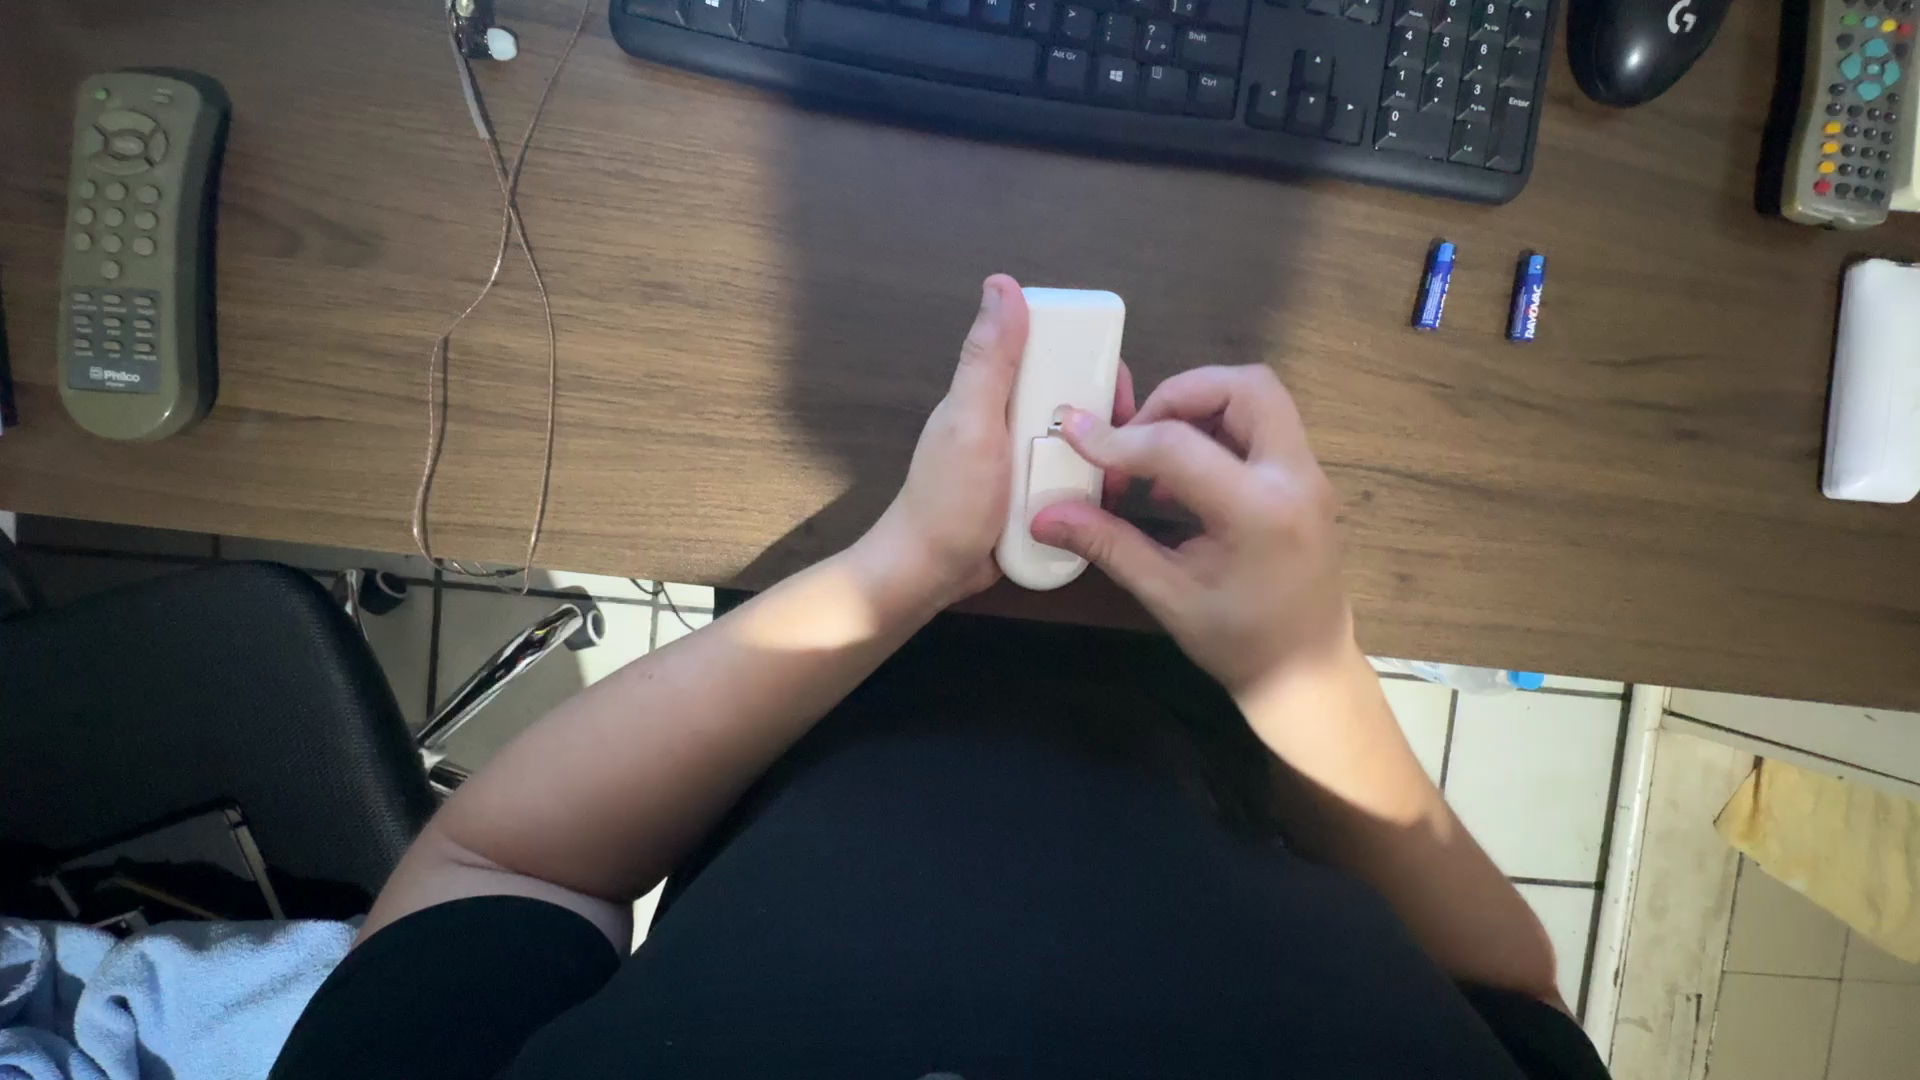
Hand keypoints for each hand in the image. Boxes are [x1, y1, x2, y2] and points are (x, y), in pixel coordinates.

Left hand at [860, 274, 1135, 609]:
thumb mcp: (971, 424)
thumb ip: (988, 361)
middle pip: (1074, 400)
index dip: (1092, 362)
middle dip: (1106, 419)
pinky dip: (1090, 485)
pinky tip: (1107, 501)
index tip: (1118, 392)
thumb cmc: (949, 500)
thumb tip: (1002, 285)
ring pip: (1079, 442)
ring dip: (1104, 458)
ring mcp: (1022, 458)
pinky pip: (1072, 478)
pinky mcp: (1032, 493)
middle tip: (1130, 450)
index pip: (1053, 354)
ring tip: (1123, 484)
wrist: (932, 572)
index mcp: (994, 391)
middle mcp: (1010, 417)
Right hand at [1030, 365, 1350, 696]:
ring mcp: (1307, 475)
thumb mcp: (1165, 594)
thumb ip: (1107, 544)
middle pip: (1245, 386)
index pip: (1178, 446)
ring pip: (1258, 398)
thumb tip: (1044, 516)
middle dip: (1178, 395)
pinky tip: (1180, 481)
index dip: (1118, 438)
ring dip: (1198, 409)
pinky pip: (1262, 426)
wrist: (1305, 671)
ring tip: (1154, 459)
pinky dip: (1215, 431)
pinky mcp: (1304, 479)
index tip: (1074, 433)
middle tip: (1136, 433)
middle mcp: (1295, 478)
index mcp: (1260, 511)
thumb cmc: (1237, 641)